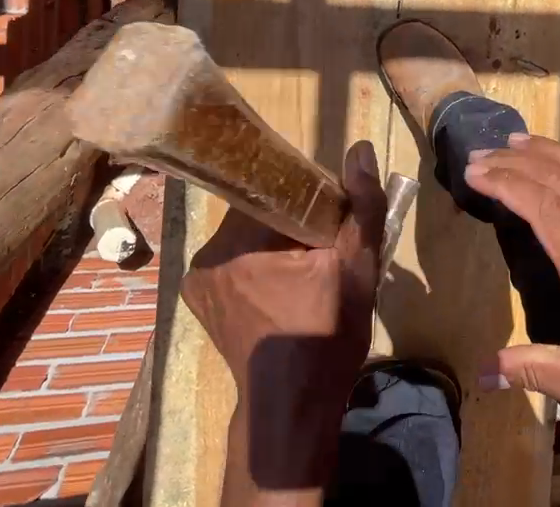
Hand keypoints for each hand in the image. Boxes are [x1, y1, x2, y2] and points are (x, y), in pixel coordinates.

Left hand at [180, 140, 386, 501]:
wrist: (292, 409)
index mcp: (239, 240)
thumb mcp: (357, 267)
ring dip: (277, 242)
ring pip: (248, 235)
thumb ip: (362, 206)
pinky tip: (283, 289)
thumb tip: (360, 149)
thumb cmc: (326, 336)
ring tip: (306, 271)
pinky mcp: (200, 301)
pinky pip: (235, 262)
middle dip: (294, 220)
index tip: (332, 218)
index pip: (275, 186)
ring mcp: (198, 280)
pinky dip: (259, 265)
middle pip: (260, 210)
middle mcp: (208, 254)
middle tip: (324, 248)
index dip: (309, 194)